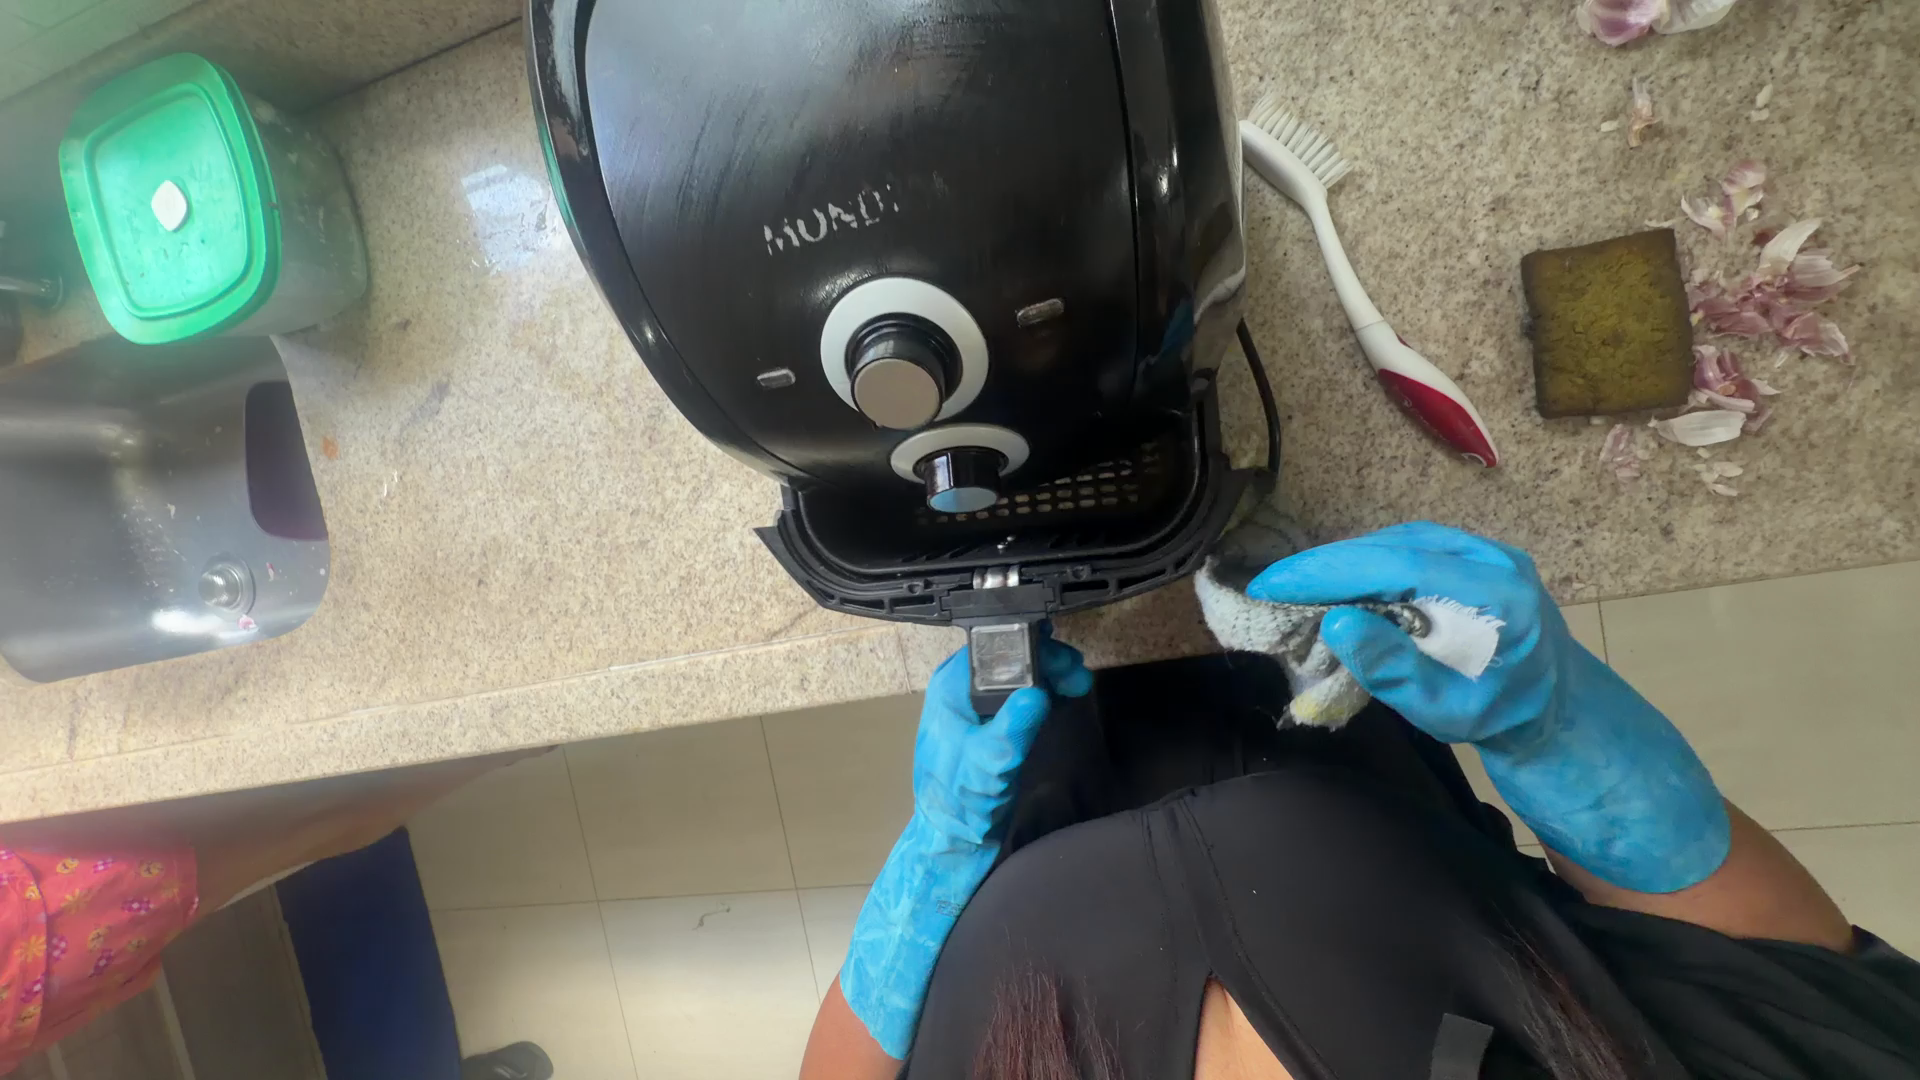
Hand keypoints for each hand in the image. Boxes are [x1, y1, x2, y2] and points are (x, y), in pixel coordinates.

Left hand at [841, 632, 1091, 1058]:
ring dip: (1048, 673)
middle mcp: (961, 689)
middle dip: (1045, 659)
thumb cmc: (962, 804)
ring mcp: (975, 706)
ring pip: (1016, 673)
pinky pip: (1018, 694)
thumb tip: (1036, 693)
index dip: (1030, 645)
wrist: (954, 843)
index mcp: (951, 688)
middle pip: (1008, 655)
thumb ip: (1009, 730)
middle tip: (1077, 675)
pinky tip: (1063, 696)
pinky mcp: (990, 724)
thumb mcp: (987, 766)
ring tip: (1077, 683)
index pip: (992, 647)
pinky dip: (1043, 690)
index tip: (1063, 660)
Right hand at [1247, 522, 1565, 746]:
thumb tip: (1335, 622)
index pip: (1395, 566)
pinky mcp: (1470, 557)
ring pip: (1392, 542)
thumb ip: (1393, 669)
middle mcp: (1490, 560)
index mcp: (1495, 594)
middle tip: (1271, 587)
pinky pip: (1403, 548)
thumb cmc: (1501, 719)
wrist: (1558, 711)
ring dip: (1339, 562)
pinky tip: (1335, 582)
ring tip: (1294, 585)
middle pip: (1389, 547)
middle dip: (1323, 565)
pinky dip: (1360, 564)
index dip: (1327, 571)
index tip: (1273, 585)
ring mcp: (1482, 553)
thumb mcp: (1446, 711)